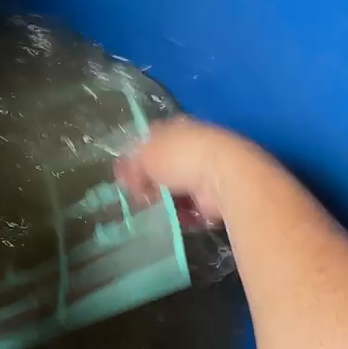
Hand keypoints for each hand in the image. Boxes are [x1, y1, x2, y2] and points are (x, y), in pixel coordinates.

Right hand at [115, 117, 272, 225]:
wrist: (224, 176)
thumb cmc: (181, 158)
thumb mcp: (145, 156)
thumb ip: (131, 164)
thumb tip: (123, 173)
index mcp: (176, 129)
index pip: (151, 140)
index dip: (137, 157)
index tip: (125, 175)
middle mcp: (193, 147)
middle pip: (165, 166)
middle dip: (151, 182)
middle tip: (138, 195)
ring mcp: (208, 172)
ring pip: (178, 188)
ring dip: (166, 200)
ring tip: (153, 209)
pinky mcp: (217, 196)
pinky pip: (193, 208)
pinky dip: (183, 214)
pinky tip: (174, 219)